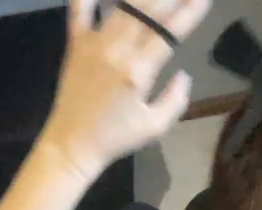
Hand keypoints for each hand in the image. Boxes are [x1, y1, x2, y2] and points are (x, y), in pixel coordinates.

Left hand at [37, 0, 210, 181]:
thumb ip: (174, 101)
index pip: (169, 32)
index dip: (189, 12)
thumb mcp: (153, 128)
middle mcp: (116, 49)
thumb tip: (184, 75)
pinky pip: (80, 8)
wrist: (73, 144)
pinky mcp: (76, 42)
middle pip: (148, 10)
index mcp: (137, 71)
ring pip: (123, 5)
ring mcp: (94, 42)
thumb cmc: (115, 138)